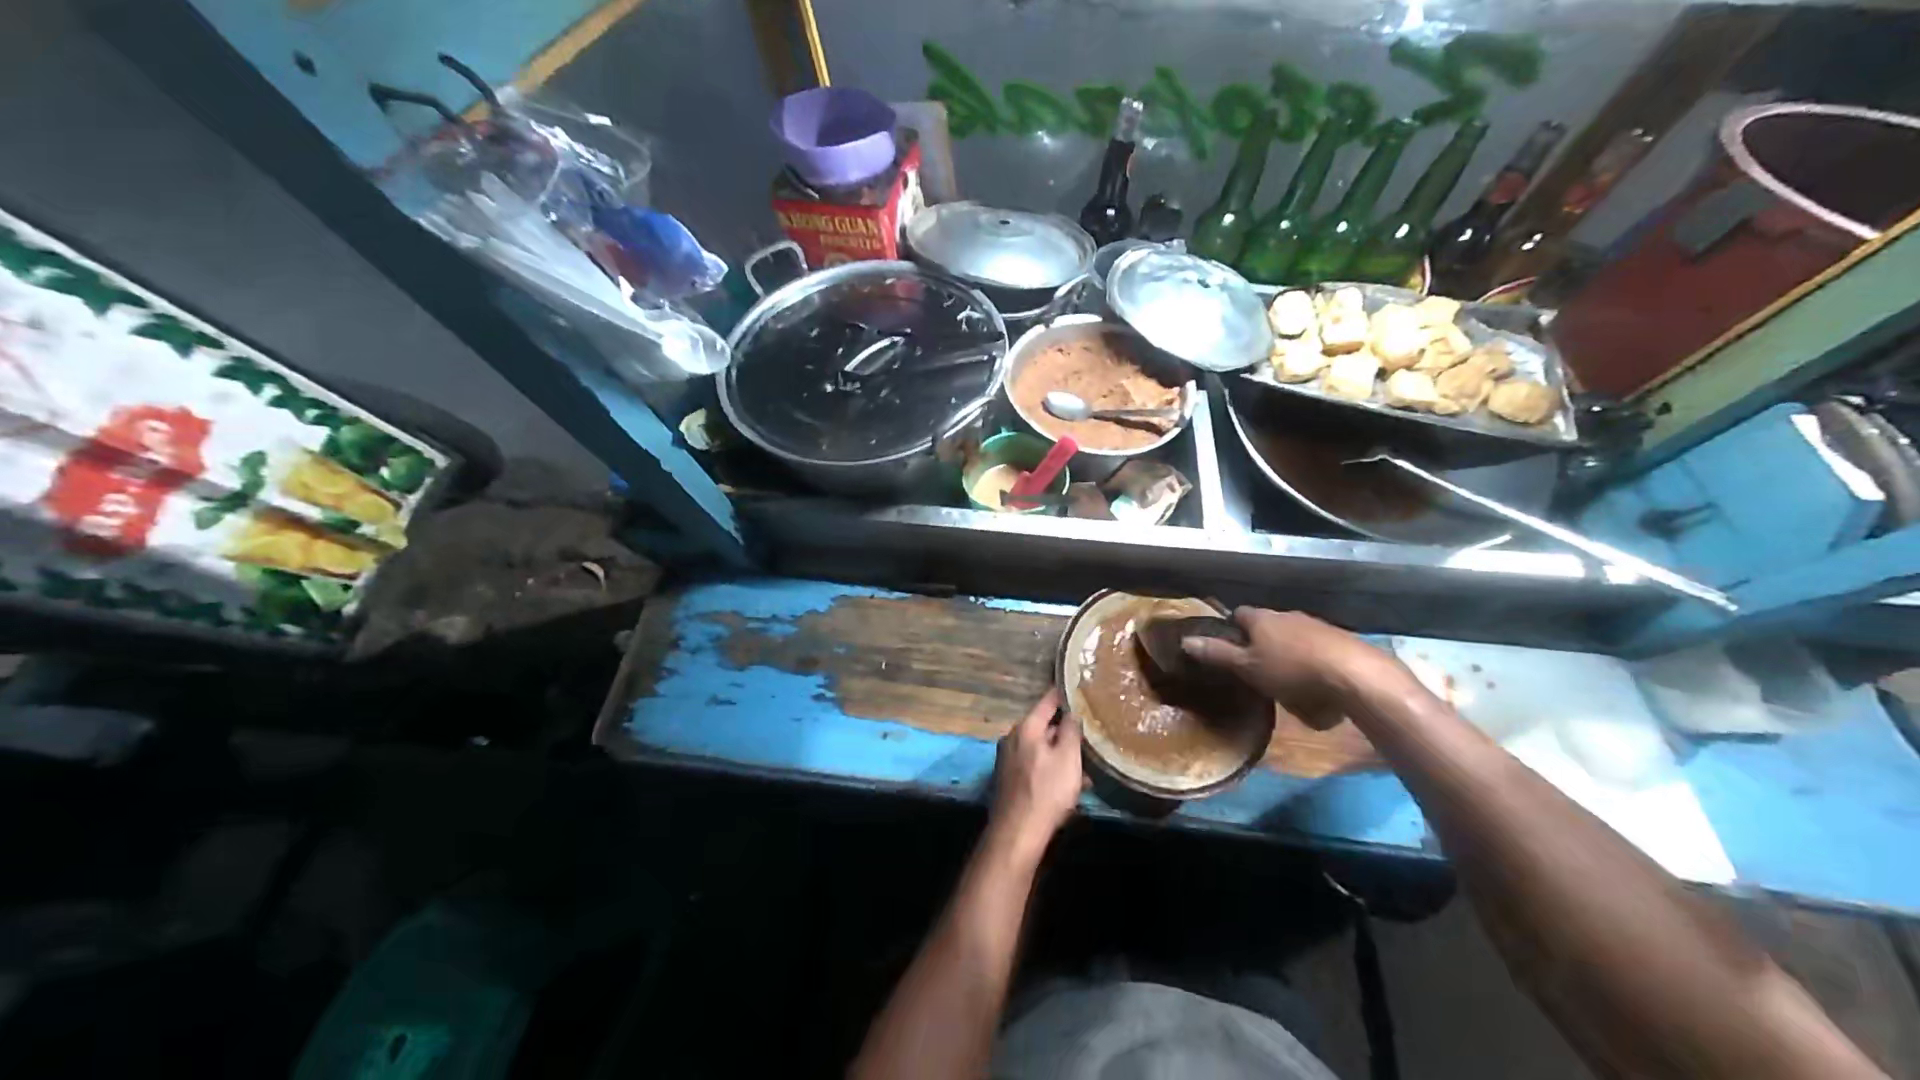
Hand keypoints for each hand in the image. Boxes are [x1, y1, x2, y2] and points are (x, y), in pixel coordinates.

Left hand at [989, 687, 1081, 850]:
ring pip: (1040, 748)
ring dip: (1061, 753)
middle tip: (1088, 731)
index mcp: (1025, 727)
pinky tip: (1068, 784)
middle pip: (1043, 726)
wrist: (1017, 833)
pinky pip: (1035, 764)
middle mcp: (1012, 738)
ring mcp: (1008, 759)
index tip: (1078, 687)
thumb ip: (1070, 730)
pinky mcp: (1009, 779)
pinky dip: (1051, 768)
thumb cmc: (1046, 791)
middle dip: (1065, 730)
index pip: (1047, 701)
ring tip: (1084, 764)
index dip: (1064, 695)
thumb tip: (1072, 712)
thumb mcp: (1068, 758)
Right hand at [1181, 608, 1388, 725]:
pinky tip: (1315, 685)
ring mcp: (1319, 627)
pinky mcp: (1343, 642)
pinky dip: (1312, 664)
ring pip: (1295, 637)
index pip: (1239, 614)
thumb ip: (1218, 654)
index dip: (1230, 626)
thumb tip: (1185, 640)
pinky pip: (1318, 651)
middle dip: (1261, 642)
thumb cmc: (1292, 670)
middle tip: (1254, 667)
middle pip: (1268, 625)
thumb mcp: (1248, 668)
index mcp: (1263, 619)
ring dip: (1288, 653)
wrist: (1356, 676)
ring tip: (1285, 680)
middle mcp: (1290, 616)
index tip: (1225, 644)